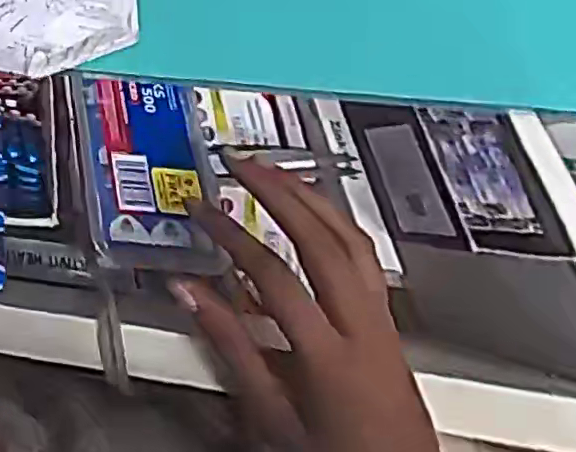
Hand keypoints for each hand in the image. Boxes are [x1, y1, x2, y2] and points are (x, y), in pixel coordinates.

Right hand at [169, 153, 435, 451]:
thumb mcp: (270, 413)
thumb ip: (228, 344)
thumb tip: (185, 290)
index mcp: (332, 359)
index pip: (275, 276)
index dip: (231, 235)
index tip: (201, 208)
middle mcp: (365, 332)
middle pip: (322, 243)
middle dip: (277, 193)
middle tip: (240, 162)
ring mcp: (384, 323)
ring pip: (352, 242)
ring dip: (309, 197)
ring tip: (273, 169)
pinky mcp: (390, 322)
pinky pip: (365, 256)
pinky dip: (334, 220)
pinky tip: (311, 206)